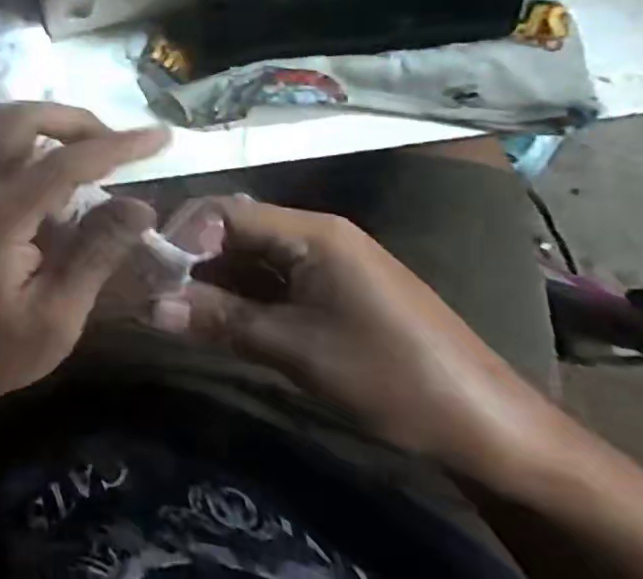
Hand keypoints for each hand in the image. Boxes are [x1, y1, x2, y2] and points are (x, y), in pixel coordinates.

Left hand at [0, 103, 167, 404]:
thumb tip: (141, 205)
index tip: (161, 138)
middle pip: (19, 121)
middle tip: (118, 144)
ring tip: (89, 143)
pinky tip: (49, 152)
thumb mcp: (59, 315)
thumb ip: (96, 254)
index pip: (61, 165)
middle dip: (74, 120)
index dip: (115, 147)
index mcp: (1, 220)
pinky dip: (23, 131)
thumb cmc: (0, 349)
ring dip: (46, 119)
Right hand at [154, 196, 559, 470]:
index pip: (225, 211)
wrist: (492, 429)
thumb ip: (220, 320)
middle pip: (235, 229)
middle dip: (192, 257)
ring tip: (173, 304)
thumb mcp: (297, 349)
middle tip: (152, 289)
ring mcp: (327, 262)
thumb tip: (150, 307)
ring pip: (251, 256)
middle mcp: (316, 234)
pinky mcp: (333, 290)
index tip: (150, 271)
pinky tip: (216, 316)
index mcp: (312, 231)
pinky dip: (241, 296)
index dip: (182, 235)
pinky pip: (273, 280)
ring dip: (213, 279)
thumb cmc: (392, 377)